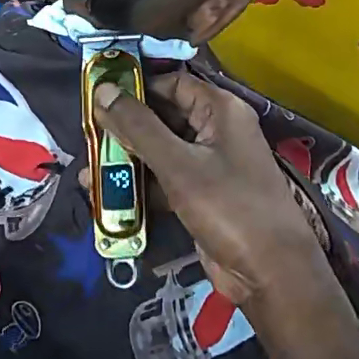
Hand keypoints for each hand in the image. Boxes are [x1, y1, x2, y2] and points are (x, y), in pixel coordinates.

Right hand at [93, 72, 329, 308]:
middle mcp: (215, 131)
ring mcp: (208, 165)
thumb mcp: (178, 165)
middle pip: (161, 117)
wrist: (271, 275)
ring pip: (159, 150)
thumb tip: (103, 90)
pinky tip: (107, 193)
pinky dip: (139, 184)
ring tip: (89, 168)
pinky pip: (163, 179)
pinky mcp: (200, 195)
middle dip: (124, 128)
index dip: (135, 87)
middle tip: (87, 135)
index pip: (171, 83)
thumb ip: (138, 126)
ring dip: (126, 159)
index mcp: (220, 111)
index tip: (97, 96)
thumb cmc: (229, 208)